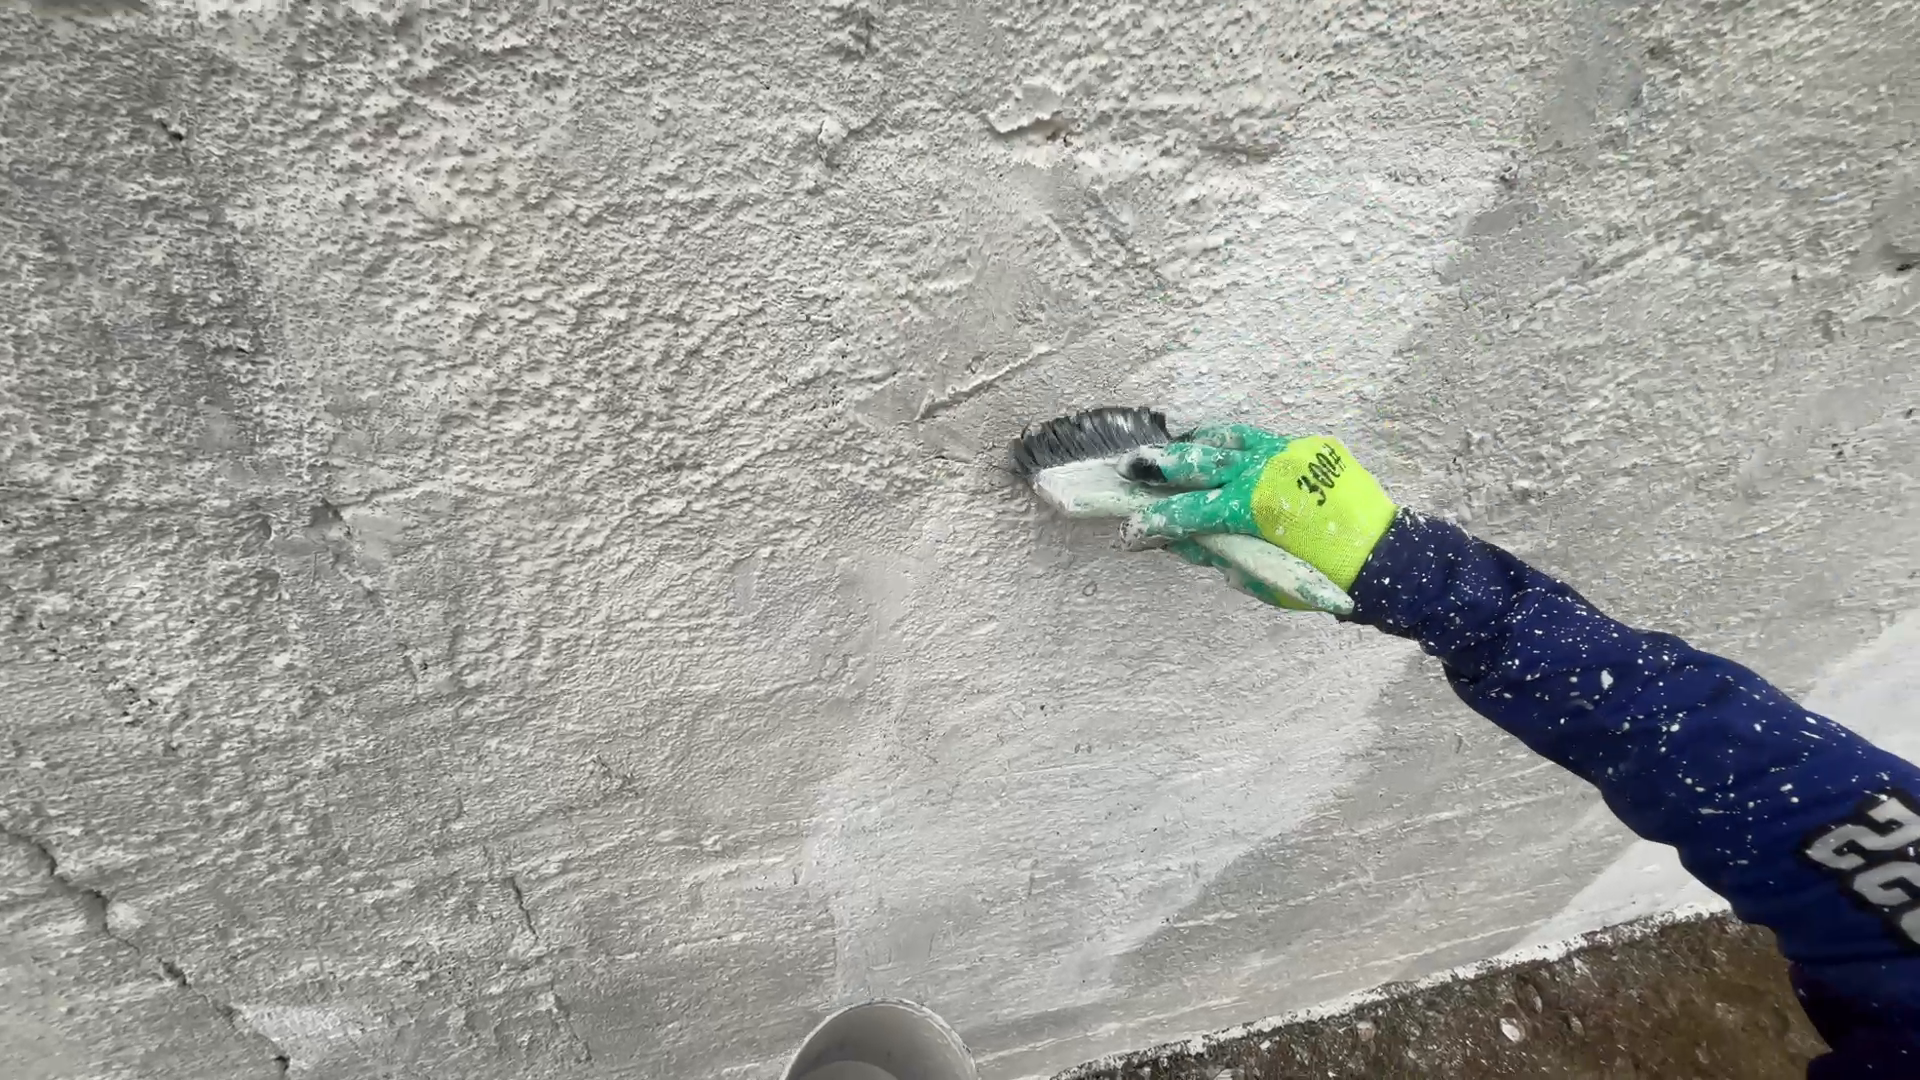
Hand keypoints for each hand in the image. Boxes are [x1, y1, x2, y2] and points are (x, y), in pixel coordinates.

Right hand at [1117, 423, 1396, 602]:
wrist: (1386, 557)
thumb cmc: (1321, 579)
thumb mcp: (1259, 578)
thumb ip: (1217, 554)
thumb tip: (1180, 539)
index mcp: (1253, 508)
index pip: (1184, 512)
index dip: (1151, 522)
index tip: (1129, 531)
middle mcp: (1266, 470)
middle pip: (1196, 459)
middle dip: (1156, 465)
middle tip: (1128, 467)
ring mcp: (1287, 452)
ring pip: (1226, 438)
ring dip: (1194, 446)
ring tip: (1171, 452)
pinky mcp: (1305, 445)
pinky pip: (1256, 439)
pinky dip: (1230, 445)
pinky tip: (1217, 450)